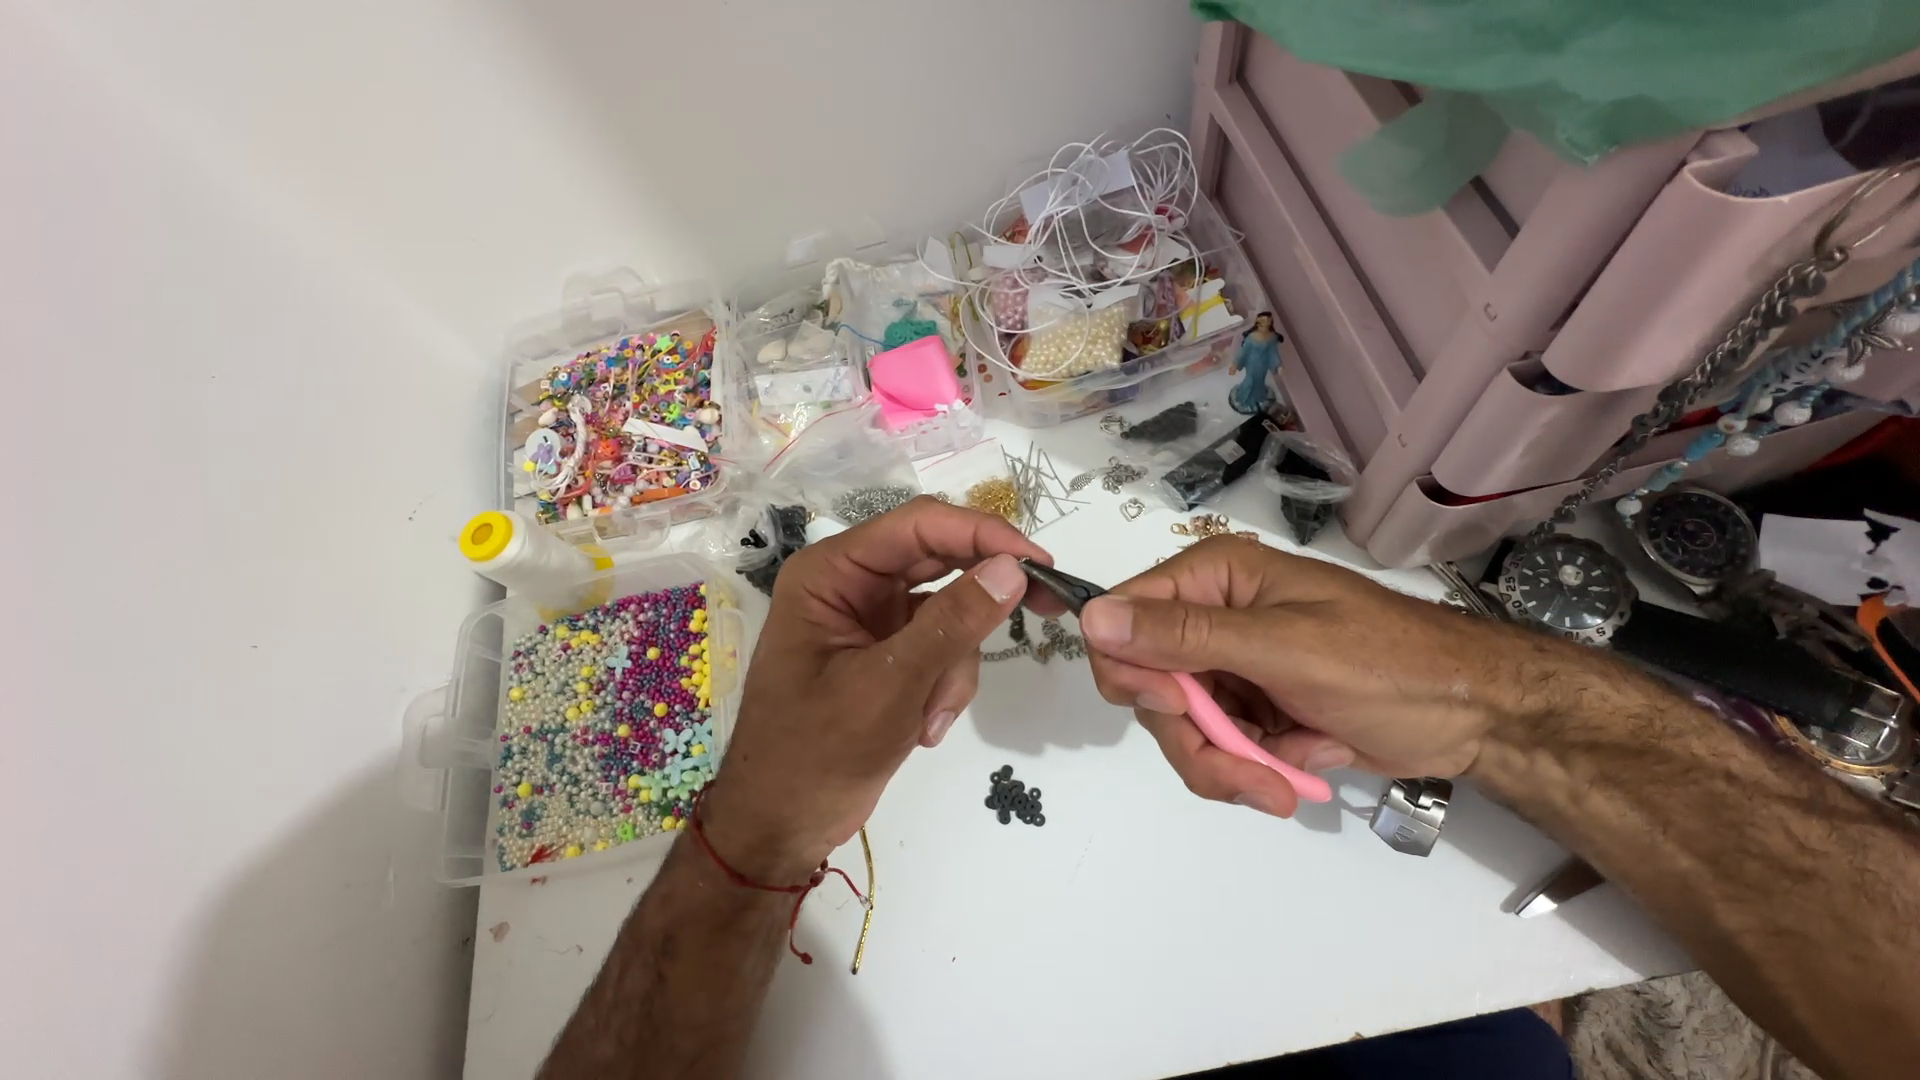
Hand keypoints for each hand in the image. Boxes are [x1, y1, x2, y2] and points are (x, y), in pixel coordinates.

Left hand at [701, 497, 1060, 878]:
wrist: (781, 824)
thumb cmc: (815, 752)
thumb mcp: (890, 685)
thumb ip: (953, 623)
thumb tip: (1012, 569)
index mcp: (832, 572)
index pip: (918, 525)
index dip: (982, 533)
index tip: (1038, 561)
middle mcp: (851, 584)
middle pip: (939, 561)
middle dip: (983, 595)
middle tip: (1046, 605)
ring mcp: (871, 619)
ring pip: (948, 610)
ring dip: (955, 664)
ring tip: (930, 716)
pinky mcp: (888, 653)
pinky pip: (940, 647)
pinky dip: (944, 685)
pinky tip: (923, 727)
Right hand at [1081, 536, 1571, 816]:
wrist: (1473, 714)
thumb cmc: (1386, 662)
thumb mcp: (1282, 647)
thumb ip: (1185, 636)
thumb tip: (1090, 617)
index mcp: (1209, 580)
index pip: (1122, 621)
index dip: (1133, 671)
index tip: (1176, 706)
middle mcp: (1207, 618)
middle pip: (1148, 687)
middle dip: (1193, 739)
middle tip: (1248, 773)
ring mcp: (1227, 666)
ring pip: (1179, 727)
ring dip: (1226, 765)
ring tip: (1282, 788)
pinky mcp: (1248, 707)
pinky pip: (1215, 747)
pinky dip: (1250, 768)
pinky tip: (1300, 766)